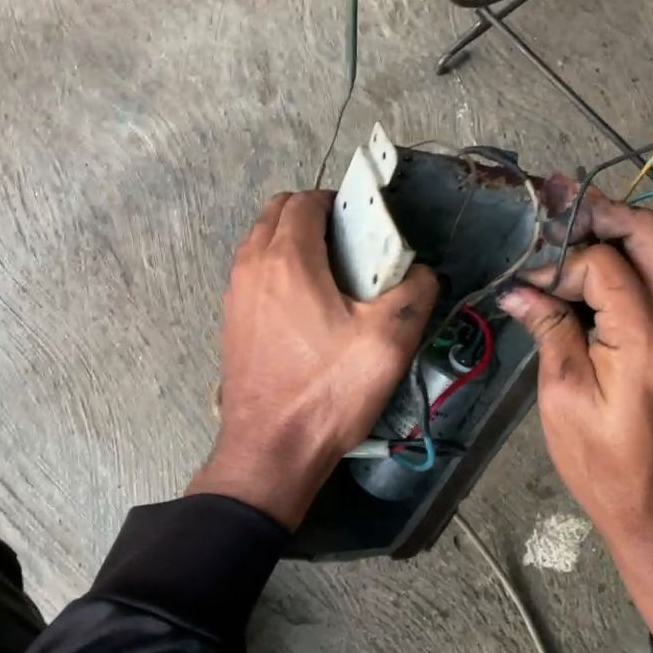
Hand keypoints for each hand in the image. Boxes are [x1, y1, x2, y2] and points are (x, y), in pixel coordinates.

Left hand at [186, 190, 437, 529]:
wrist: (270, 452)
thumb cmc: (328, 391)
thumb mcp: (389, 341)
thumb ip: (415, 291)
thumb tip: (420, 272)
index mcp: (287, 258)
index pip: (307, 200)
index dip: (338, 202)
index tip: (366, 225)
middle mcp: (253, 264)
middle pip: (278, 210)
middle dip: (313, 213)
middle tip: (351, 244)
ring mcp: (235, 291)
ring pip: (262, 238)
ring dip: (293, 238)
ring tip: (332, 273)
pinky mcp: (231, 318)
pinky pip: (254, 268)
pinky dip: (277, 265)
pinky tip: (307, 303)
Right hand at [500, 188, 652, 652]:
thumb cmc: (602, 458)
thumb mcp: (563, 395)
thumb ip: (549, 329)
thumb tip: (518, 286)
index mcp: (646, 340)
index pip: (603, 264)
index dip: (562, 262)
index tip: (532, 280)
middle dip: (604, 216)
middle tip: (565, 218)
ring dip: (635, 229)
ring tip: (592, 233)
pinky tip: (638, 263)